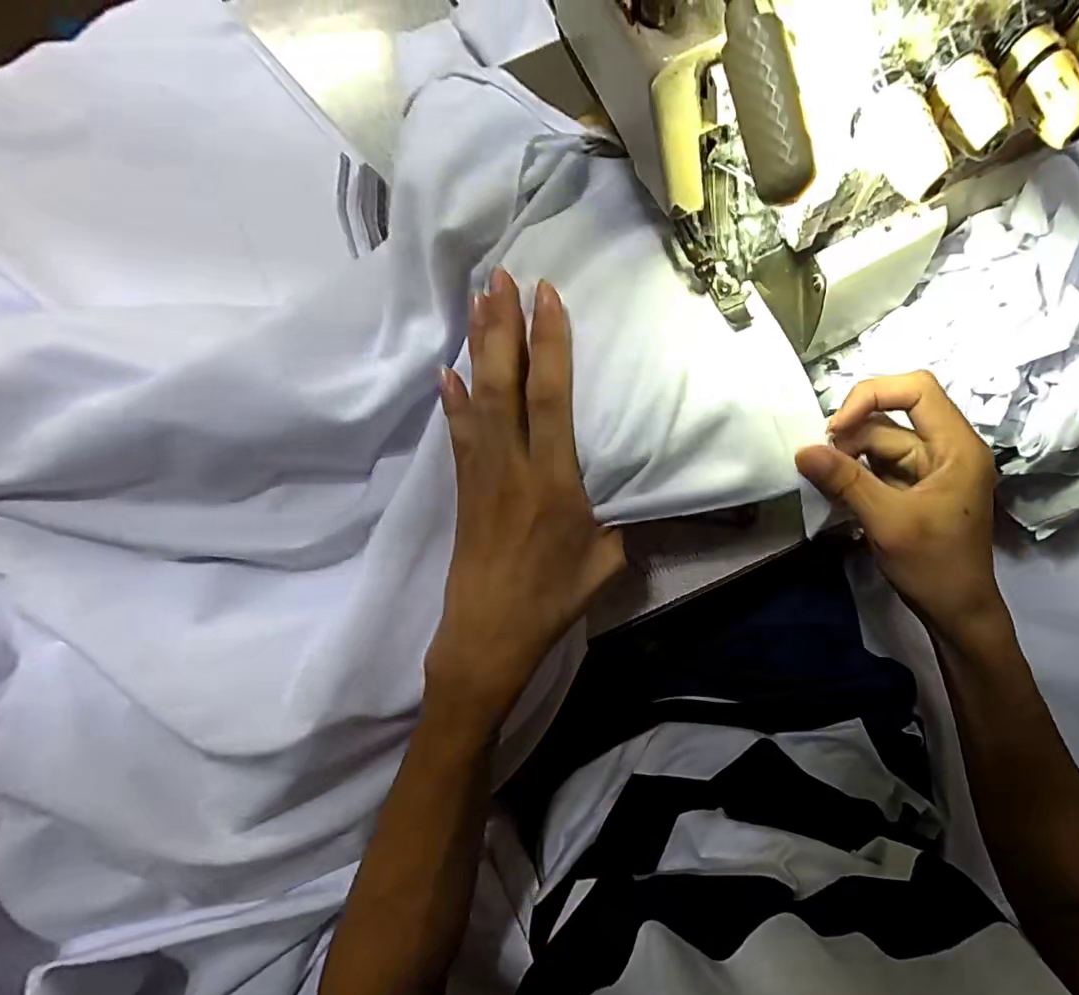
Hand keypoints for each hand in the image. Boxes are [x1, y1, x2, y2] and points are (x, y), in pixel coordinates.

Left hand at [427, 268, 624, 716]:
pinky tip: (446, 372)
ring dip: (476, 347)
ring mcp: (480, 475)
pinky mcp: (463, 489)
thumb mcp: (606, 563)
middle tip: (498, 277)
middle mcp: (511, 466)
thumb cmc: (552, 600)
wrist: (486, 634)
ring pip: (476, 398)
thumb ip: (620, 524)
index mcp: (553, 481)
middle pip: (503, 384)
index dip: (550, 345)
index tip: (546, 297)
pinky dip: (453, 399)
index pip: (550, 399)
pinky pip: (458, 433)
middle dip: (501, 326)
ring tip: (476, 302)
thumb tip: (631, 499)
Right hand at [796, 371, 1002, 632]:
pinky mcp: (918, 490)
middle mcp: (948, 450)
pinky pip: (883, 468)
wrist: (958, 614)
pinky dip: (858, 475)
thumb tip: (802, 451)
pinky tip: (835, 490)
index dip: (873, 395)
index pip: (917, 390)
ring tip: (823, 479)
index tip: (837, 427)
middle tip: (820, 460)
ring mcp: (933, 471)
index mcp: (957, 447)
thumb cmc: (934, 567)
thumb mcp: (887, 521)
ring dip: (851, 457)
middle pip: (894, 418)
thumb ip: (845, 481)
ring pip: (884, 444)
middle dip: (853, 434)